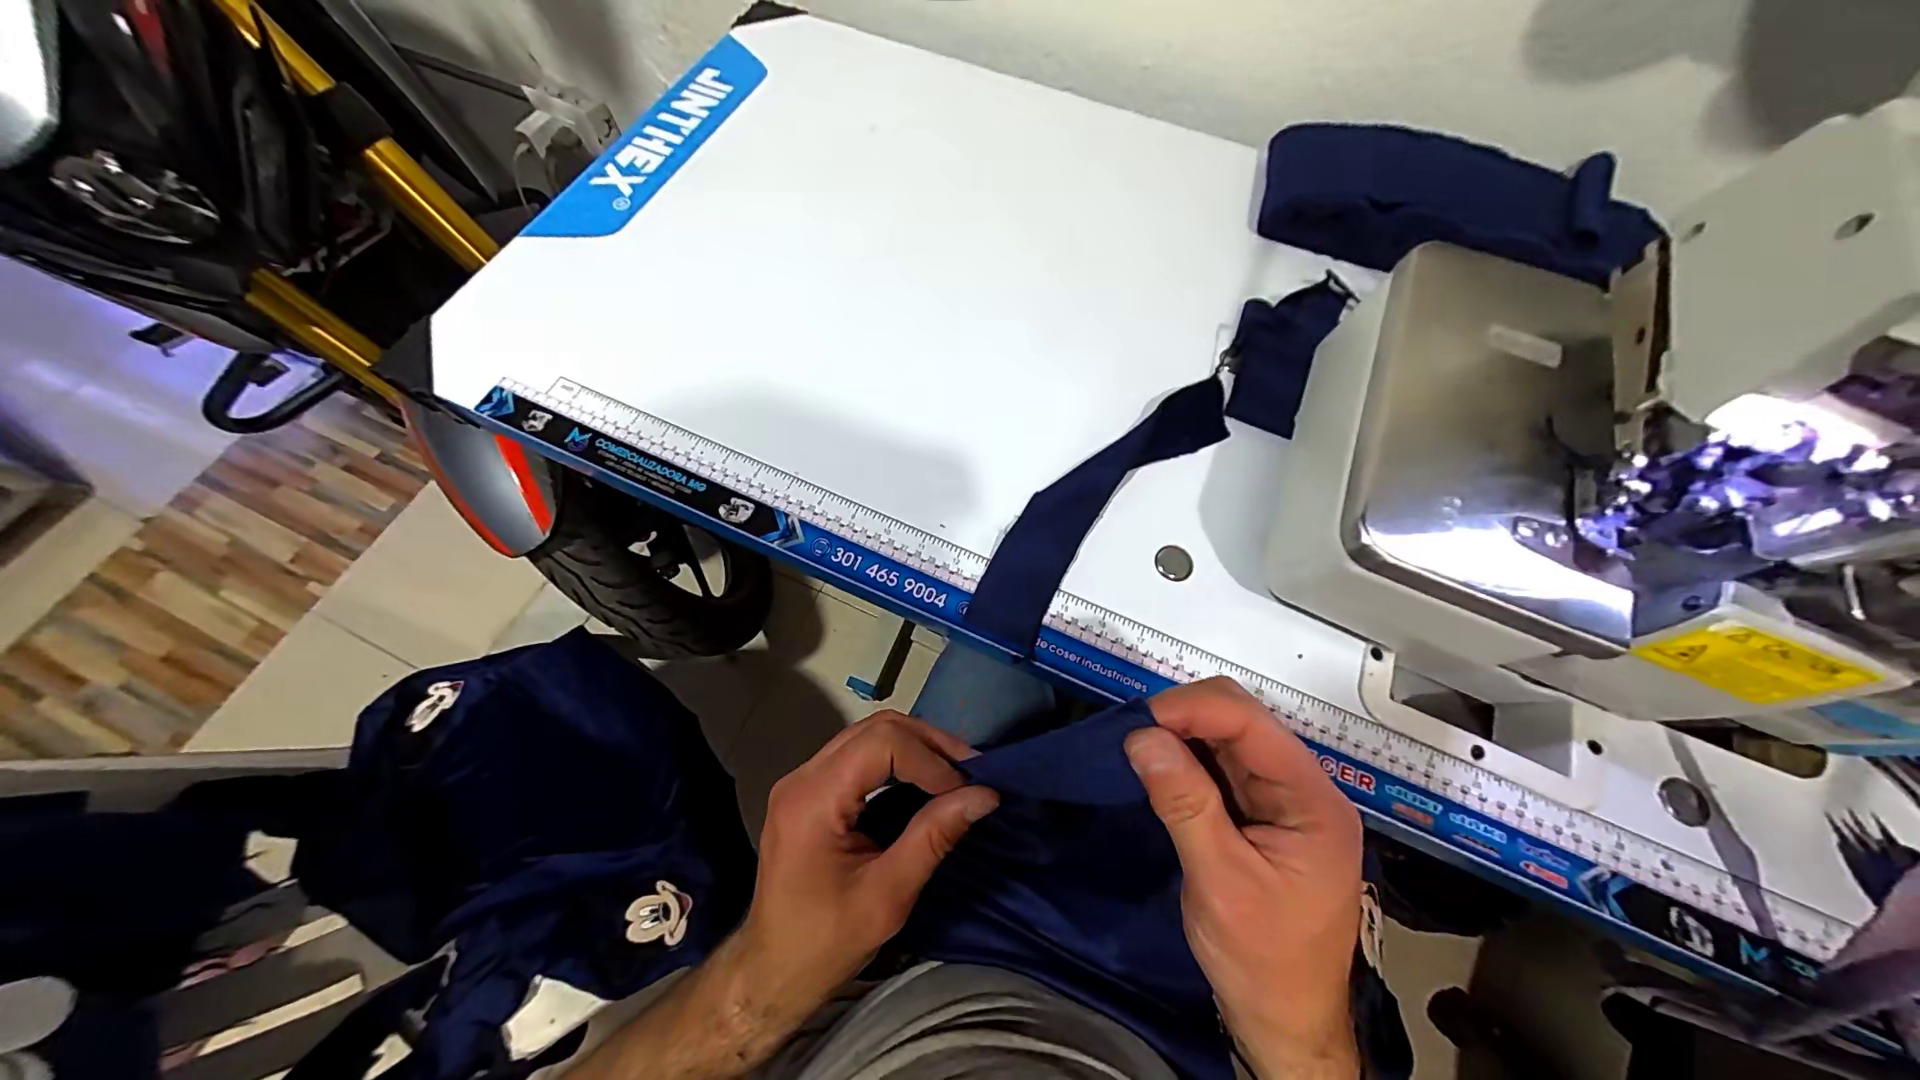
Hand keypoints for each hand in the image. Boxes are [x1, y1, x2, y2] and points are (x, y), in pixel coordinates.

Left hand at [740, 710, 999, 1007]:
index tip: (966, 790)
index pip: (882, 743)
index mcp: (812, 800)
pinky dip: (898, 757)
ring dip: (916, 746)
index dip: (930, 759)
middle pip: (876, 728)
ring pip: (868, 733)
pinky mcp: (809, 789)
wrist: (772, 971)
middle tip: (970, 770)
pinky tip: (924, 778)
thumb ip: (933, 837)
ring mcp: (802, 780)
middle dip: (929, 743)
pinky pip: (859, 752)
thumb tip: (985, 795)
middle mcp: (802, 777)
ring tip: (954, 772)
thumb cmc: (825, 943)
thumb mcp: (888, 896)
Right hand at [1127, 677, 1363, 1078]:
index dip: (1190, 709)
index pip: (1249, 721)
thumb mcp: (1221, 883)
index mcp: (1311, 800)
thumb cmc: (1264, 962)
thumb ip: (1185, 804)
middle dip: (1181, 716)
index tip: (1136, 724)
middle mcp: (1301, 786)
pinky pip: (1216, 762)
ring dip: (1178, 735)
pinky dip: (1182, 757)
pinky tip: (1156, 767)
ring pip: (1224, 735)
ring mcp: (1279, 796)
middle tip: (1132, 739)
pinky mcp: (1257, 809)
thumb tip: (1142, 737)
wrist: (1286, 1022)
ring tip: (1136, 751)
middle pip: (1239, 717)